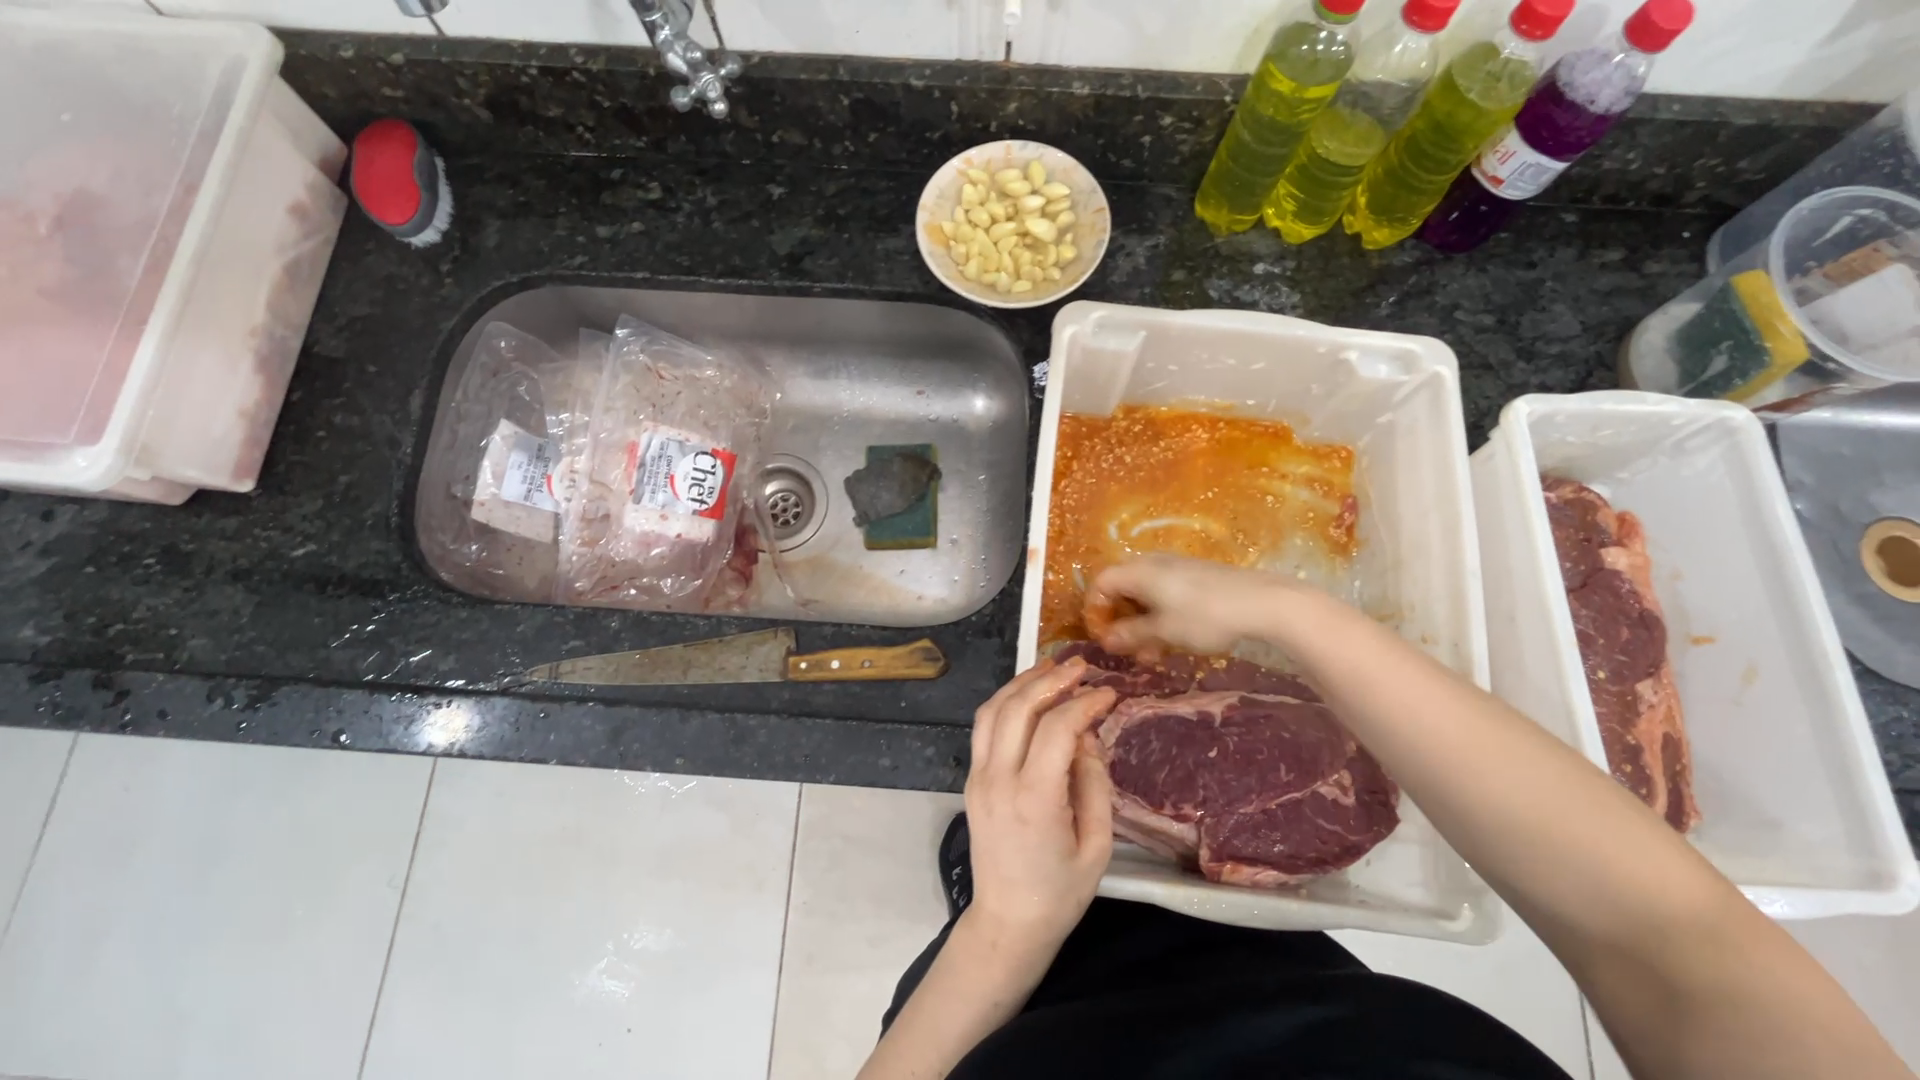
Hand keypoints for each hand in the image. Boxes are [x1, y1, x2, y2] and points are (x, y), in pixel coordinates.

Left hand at [963, 657, 1117, 953]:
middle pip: (1018, 708)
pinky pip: (984, 729)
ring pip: (992, 711)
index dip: (1085, 702)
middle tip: (1080, 665)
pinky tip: (1027, 696)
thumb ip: (1093, 782)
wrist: (1009, 920)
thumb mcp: (1097, 843)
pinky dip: (1005, 703)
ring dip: (1021, 683)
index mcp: (1035, 798)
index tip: (1109, 692)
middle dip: (1051, 678)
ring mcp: (978, 778)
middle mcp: (999, 780)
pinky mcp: (971, 781)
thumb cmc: (1061, 890)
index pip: (1057, 727)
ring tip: (1051, 667)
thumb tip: (1086, 735)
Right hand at [1086, 555, 1296, 660]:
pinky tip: (1174, 639)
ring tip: (1153, 654)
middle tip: (1128, 650)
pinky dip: (1160, 615)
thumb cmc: (1204, 616)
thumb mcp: (1164, 630)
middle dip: (1121, 621)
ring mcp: (1176, 567)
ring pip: (1145, 594)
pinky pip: (1165, 593)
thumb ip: (1132, 634)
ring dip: (1142, 623)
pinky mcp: (1196, 575)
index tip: (1102, 636)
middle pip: (1122, 588)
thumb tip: (1105, 639)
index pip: (1101, 582)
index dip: (1095, 608)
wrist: (1262, 601)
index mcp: (1139, 571)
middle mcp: (1153, 563)